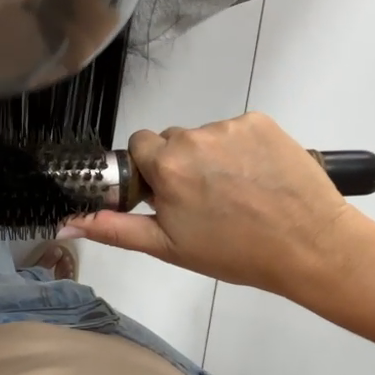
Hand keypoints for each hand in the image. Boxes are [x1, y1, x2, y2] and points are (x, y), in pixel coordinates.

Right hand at [69, 113, 367, 294]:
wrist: (310, 247)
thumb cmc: (234, 253)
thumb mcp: (167, 247)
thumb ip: (112, 229)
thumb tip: (64, 224)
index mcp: (166, 166)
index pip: (139, 146)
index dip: (150, 170)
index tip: (168, 194)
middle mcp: (194, 137)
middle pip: (172, 140)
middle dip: (179, 163)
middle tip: (204, 199)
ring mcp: (230, 127)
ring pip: (204, 136)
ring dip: (210, 157)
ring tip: (237, 191)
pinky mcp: (262, 122)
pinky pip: (236, 129)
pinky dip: (241, 148)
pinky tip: (257, 176)